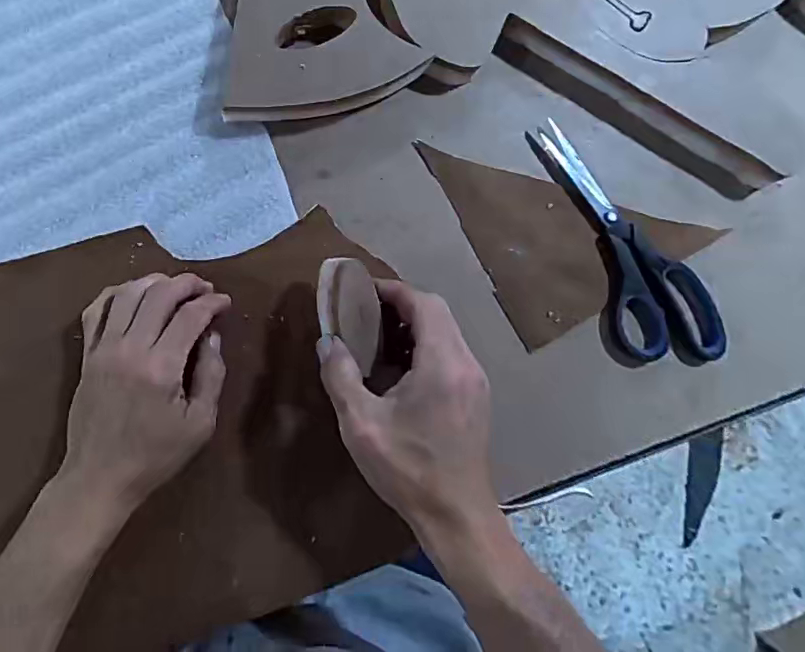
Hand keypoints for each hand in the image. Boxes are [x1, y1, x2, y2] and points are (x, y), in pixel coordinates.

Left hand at [56, 274, 229, 513]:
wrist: (98, 479)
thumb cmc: (156, 456)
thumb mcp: (201, 423)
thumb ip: (212, 374)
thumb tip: (212, 335)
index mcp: (161, 368)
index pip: (191, 315)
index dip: (213, 302)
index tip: (225, 303)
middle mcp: (129, 349)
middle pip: (160, 293)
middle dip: (188, 283)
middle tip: (205, 289)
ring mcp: (102, 350)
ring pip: (128, 293)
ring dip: (156, 282)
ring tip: (174, 288)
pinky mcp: (86, 355)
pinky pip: (97, 310)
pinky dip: (117, 293)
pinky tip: (136, 296)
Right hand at [317, 278, 495, 533]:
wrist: (457, 515)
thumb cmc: (408, 470)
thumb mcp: (362, 426)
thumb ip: (341, 377)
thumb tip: (328, 342)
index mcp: (442, 362)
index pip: (423, 303)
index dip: (394, 290)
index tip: (365, 289)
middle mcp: (466, 362)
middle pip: (438, 312)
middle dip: (403, 303)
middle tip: (369, 310)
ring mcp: (476, 379)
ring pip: (448, 331)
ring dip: (417, 324)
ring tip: (381, 335)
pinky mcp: (477, 395)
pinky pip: (453, 351)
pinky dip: (428, 344)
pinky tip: (403, 367)